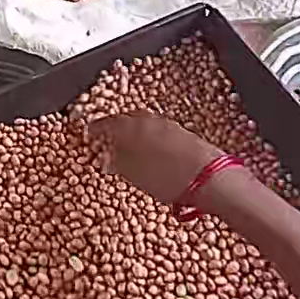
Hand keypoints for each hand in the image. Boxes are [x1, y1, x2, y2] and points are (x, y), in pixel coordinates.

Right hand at [86, 113, 225, 205]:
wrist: (209, 178)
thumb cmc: (167, 177)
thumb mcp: (133, 174)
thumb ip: (117, 162)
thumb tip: (107, 158)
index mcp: (132, 126)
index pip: (108, 122)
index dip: (97, 128)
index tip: (90, 133)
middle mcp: (150, 121)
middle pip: (128, 120)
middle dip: (117, 128)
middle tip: (109, 140)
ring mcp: (169, 126)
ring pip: (145, 125)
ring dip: (135, 133)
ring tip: (129, 149)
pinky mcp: (184, 135)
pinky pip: (160, 132)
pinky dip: (150, 139)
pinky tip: (151, 153)